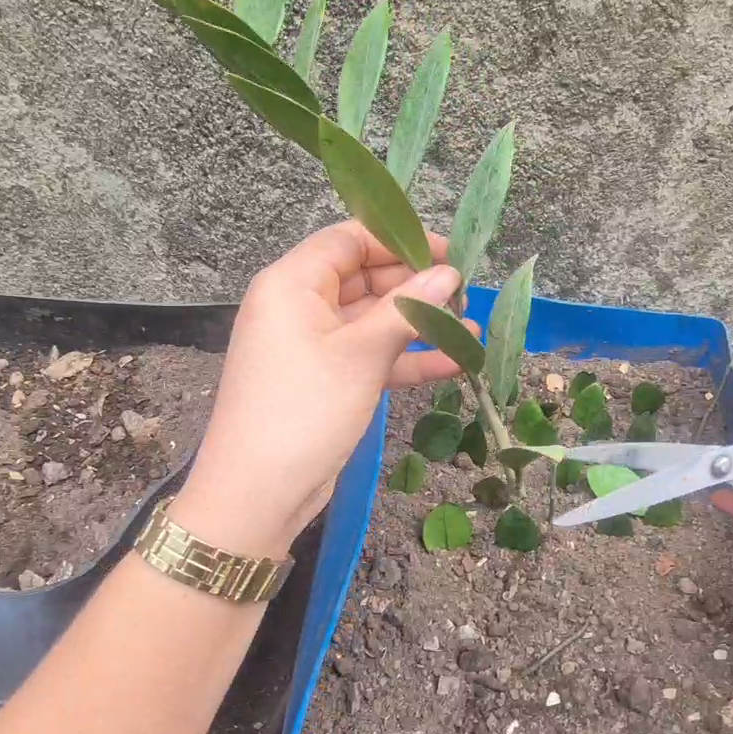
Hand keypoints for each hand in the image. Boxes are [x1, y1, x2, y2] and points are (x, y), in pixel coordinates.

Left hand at [166, 222, 467, 557]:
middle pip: (366, 279)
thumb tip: (450, 274)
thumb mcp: (360, 355)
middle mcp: (300, 307)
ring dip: (420, 328)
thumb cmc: (305, 410)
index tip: (451, 254)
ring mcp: (314, 346)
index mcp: (292, 284)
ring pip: (374, 322)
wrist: (259, 493)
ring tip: (473, 333)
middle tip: (467, 298)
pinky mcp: (327, 381)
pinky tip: (453, 365)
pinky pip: (371, 357)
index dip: (400, 241)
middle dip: (417, 288)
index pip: (349, 240)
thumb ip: (407, 310)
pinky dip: (407, 361)